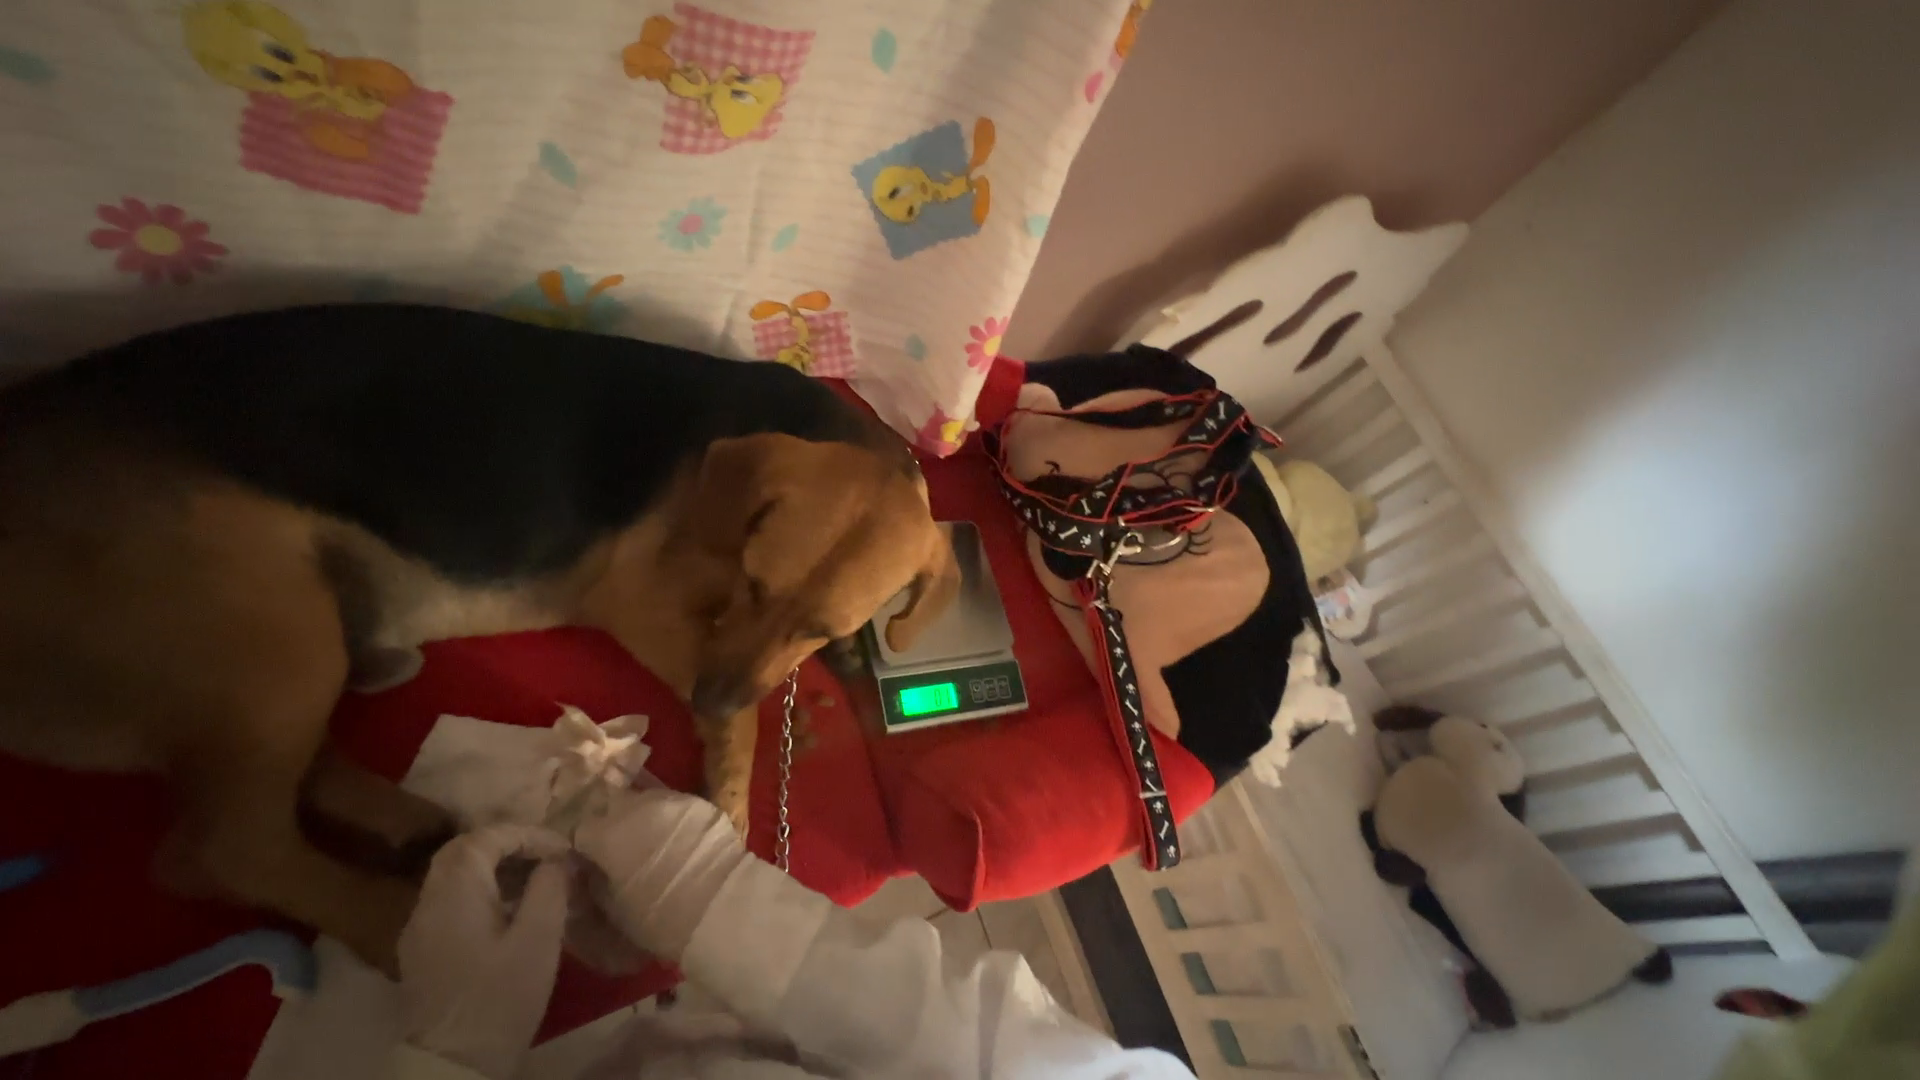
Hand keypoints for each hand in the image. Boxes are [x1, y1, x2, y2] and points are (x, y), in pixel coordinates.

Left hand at [398, 825, 570, 1079]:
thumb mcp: (538, 937)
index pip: (484, 838)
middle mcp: (428, 904)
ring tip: (535, 881)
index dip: (526, 834)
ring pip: (454, 877)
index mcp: (454, 895)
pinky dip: (482, 891)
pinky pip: (451, 902)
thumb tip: (556, 860)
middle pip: (462, 852)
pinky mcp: (423, 953)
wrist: (454, 1064)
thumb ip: (549, 887)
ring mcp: (420, 930)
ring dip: (494, 867)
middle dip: (506, 844)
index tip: (560, 851)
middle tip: (545, 856)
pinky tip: (510, 912)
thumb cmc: (501, 995)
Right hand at [573, 786, 748, 962]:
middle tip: (615, 846)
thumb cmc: (659, 916)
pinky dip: (669, 818)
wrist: (720, 904)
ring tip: (646, 839)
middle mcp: (637, 806)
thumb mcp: (612, 907)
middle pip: (613, 807)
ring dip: (641, 816)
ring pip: (645, 801)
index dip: (581, 843)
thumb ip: (594, 879)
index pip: (581, 829)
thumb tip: (588, 867)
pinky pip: (674, 805)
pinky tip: (674, 837)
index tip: (585, 855)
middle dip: (610, 824)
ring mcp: (672, 799)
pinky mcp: (700, 802)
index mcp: (607, 833)